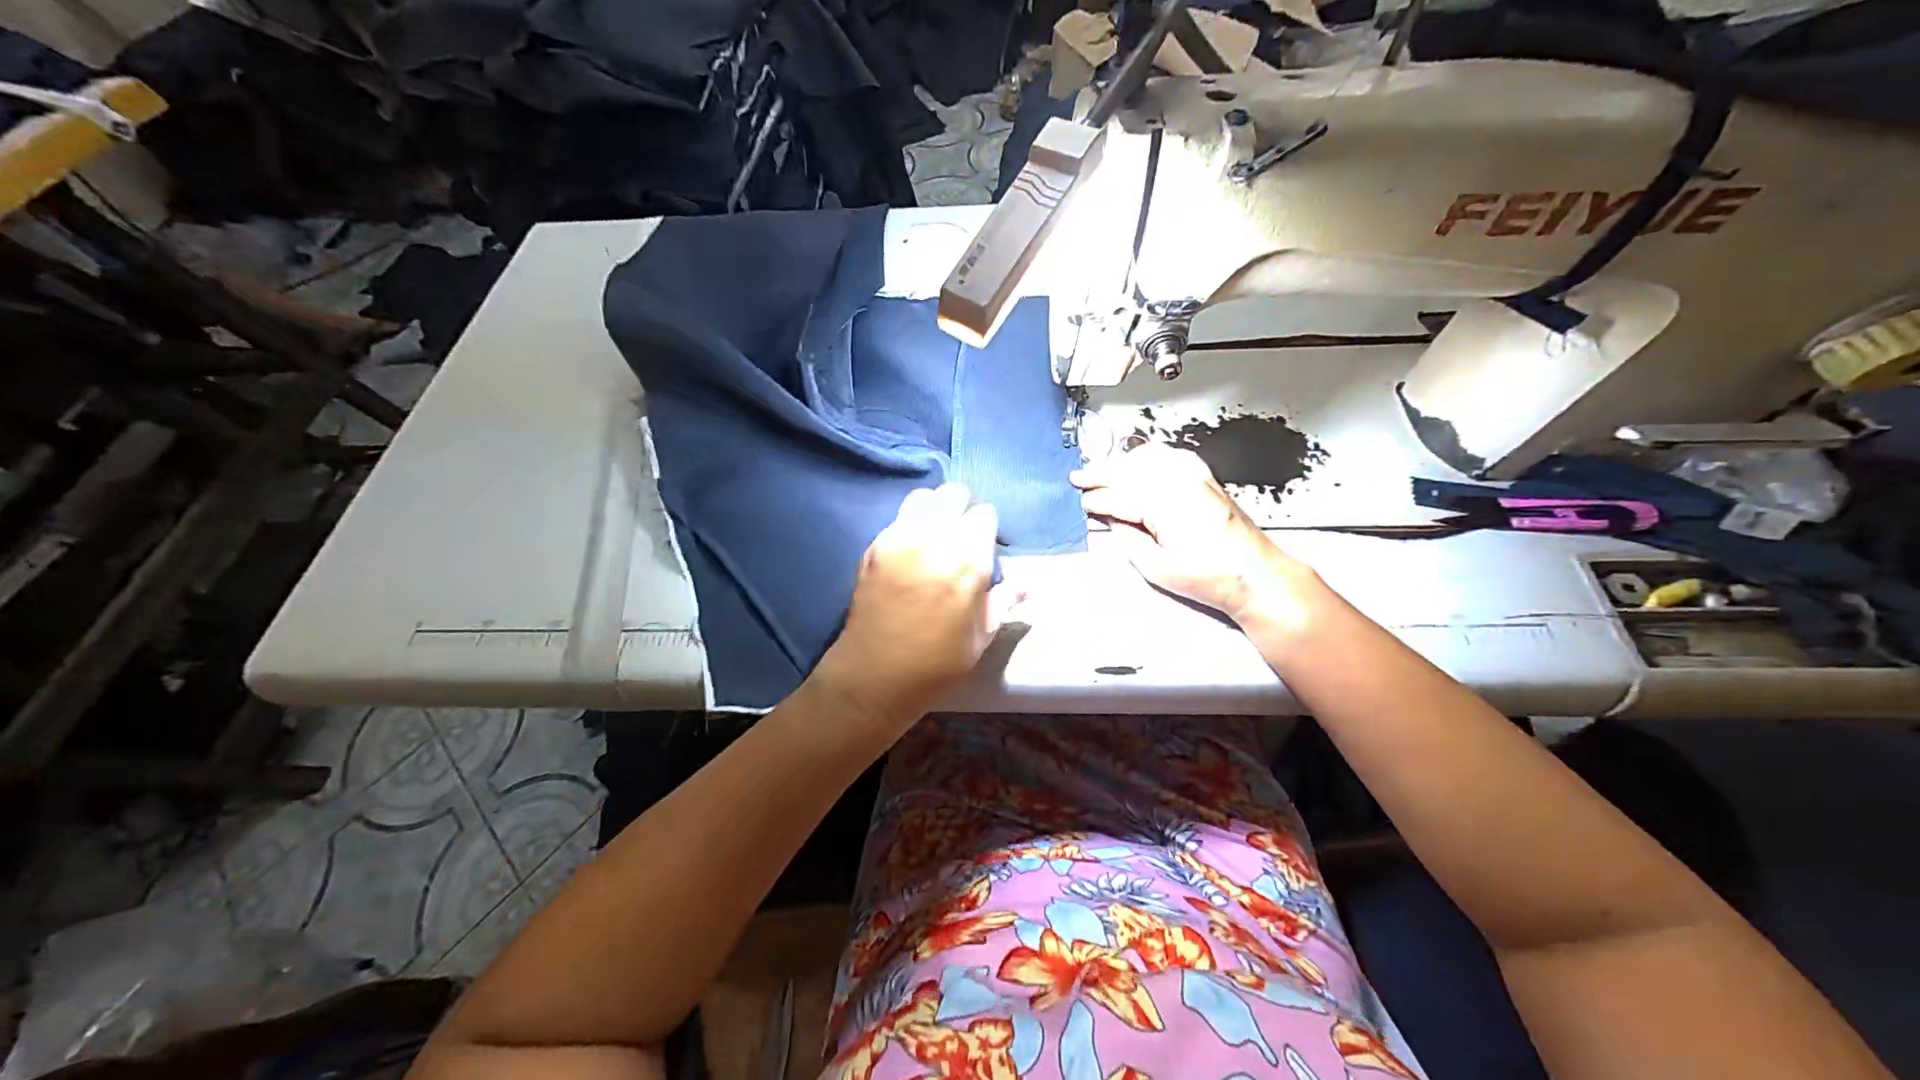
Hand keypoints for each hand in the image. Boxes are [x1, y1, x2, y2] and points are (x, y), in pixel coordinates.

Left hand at [811, 482, 1012, 732]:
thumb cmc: (938, 662)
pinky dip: (911, 523)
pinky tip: (913, 547)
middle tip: (962, 535)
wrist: (876, 675)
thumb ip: (1003, 602)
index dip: (987, 528)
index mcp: (967, 561)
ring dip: (935, 510)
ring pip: (924, 497)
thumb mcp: (982, 636)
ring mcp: (899, 539)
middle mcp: (933, 539)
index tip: (984, 545)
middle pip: (954, 494)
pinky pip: (899, 517)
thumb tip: (1025, 586)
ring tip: (936, 533)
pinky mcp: (874, 546)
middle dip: (962, 509)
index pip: (984, 514)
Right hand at [1072, 444, 1314, 622]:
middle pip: (1131, 469)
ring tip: (1102, 471)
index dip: (1096, 500)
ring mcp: (1196, 475)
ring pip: (1148, 457)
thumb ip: (1128, 539)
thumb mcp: (1157, 568)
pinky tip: (1138, 463)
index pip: (1119, 495)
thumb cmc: (1209, 577)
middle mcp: (1181, 481)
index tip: (1081, 505)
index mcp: (1166, 504)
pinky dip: (1148, 456)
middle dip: (1101, 473)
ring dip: (1122, 462)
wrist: (1255, 574)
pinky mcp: (1205, 476)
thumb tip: (1111, 521)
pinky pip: (1170, 455)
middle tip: (1079, 478)